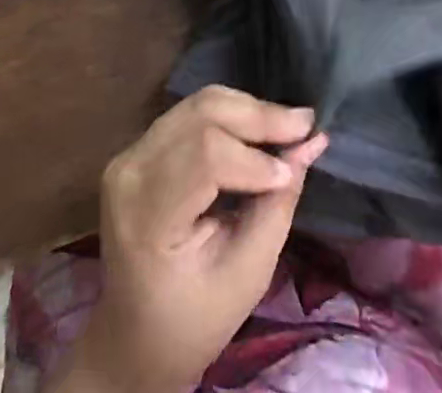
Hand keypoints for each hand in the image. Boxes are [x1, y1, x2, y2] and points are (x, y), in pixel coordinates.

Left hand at [61, 86, 327, 392]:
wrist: (135, 336)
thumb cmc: (194, 319)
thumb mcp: (247, 274)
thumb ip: (278, 205)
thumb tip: (312, 143)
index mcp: (147, 215)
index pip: (205, 155)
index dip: (256, 157)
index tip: (293, 171)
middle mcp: (130, 171)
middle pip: (201, 114)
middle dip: (258, 115)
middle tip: (305, 125)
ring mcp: (129, 155)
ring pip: (197, 104)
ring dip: (247, 110)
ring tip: (288, 127)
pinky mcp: (138, 149)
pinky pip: (189, 115)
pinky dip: (230, 116)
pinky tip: (258, 132)